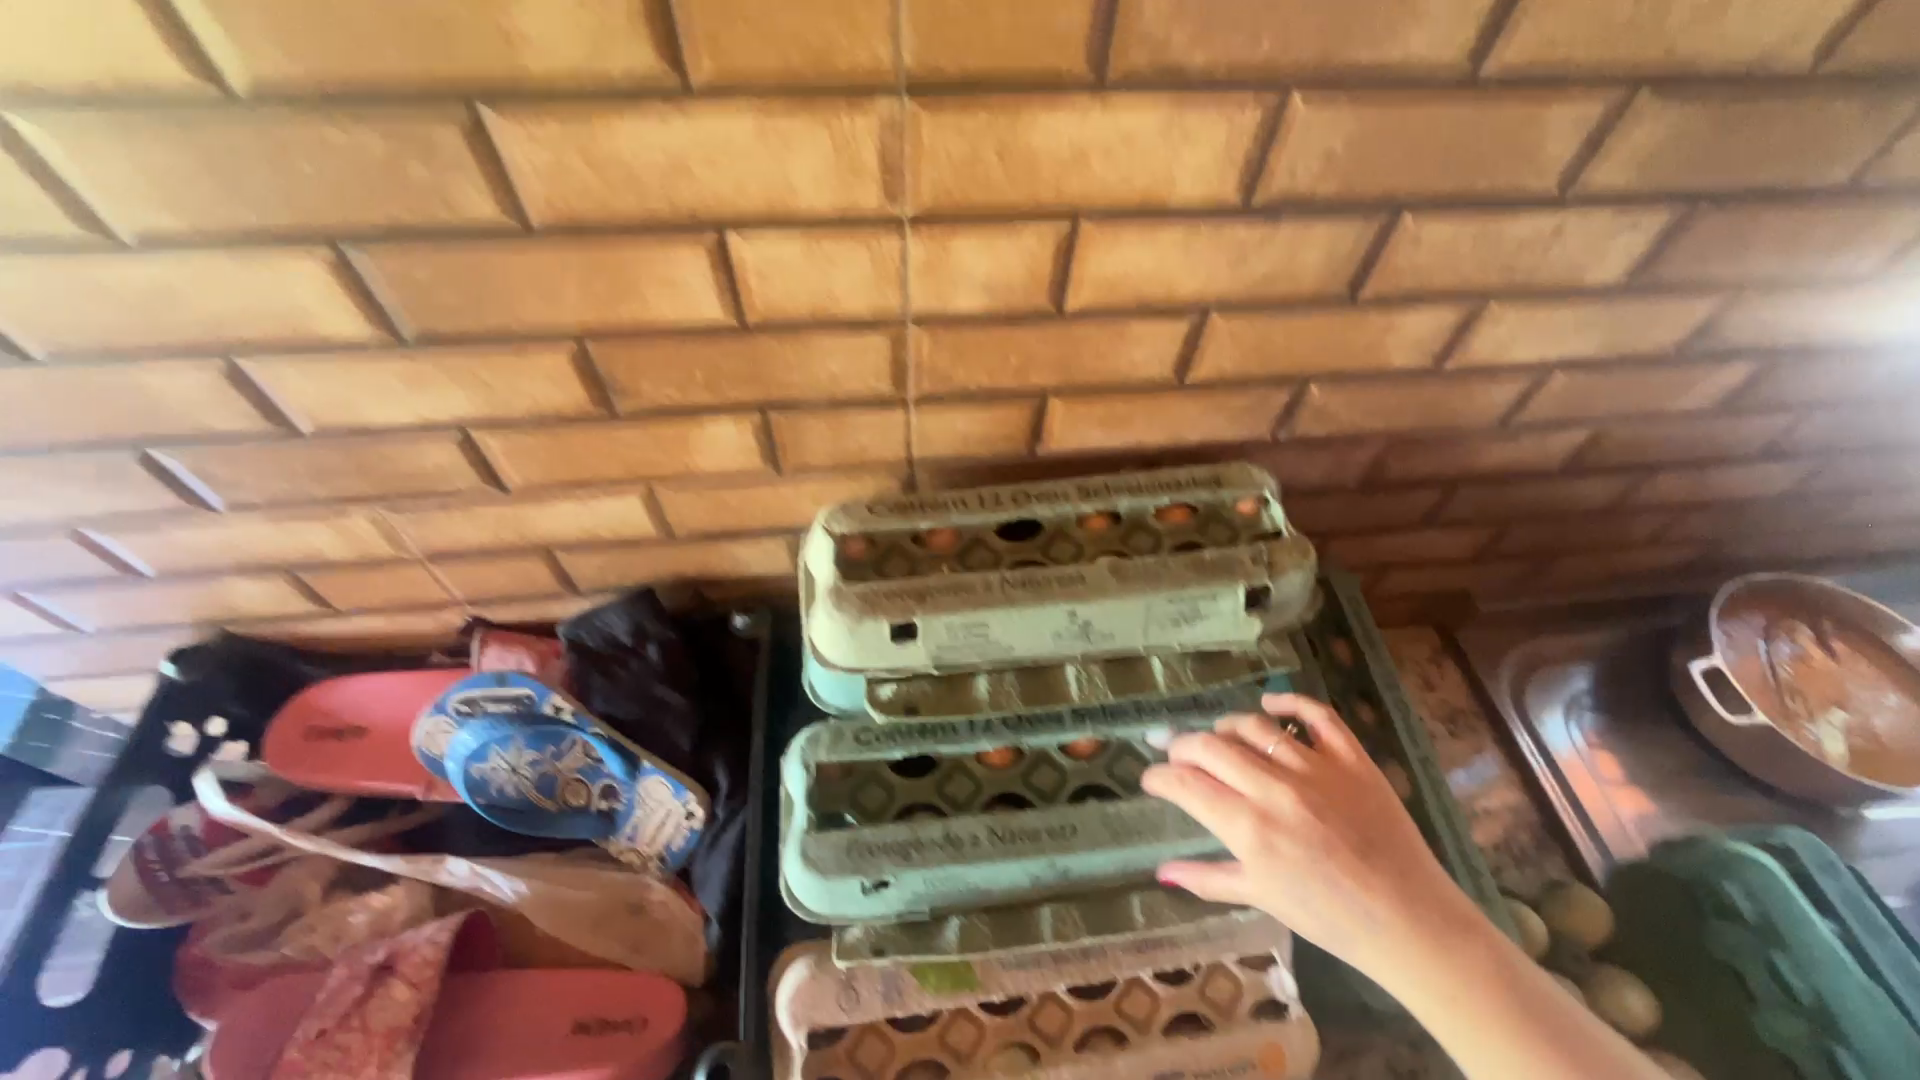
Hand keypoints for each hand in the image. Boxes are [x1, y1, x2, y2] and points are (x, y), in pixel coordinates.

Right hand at [1142, 693, 1475, 976]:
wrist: (1406, 918)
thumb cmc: (1328, 917)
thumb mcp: (1261, 897)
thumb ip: (1207, 878)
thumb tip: (1162, 870)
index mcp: (1247, 828)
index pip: (1185, 784)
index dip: (1159, 777)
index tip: (1150, 779)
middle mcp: (1274, 789)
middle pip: (1209, 747)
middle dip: (1181, 747)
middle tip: (1176, 756)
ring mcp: (1315, 768)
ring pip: (1254, 726)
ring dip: (1225, 728)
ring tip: (1218, 739)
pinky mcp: (1351, 759)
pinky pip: (1316, 714)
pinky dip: (1290, 700)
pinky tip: (1270, 702)